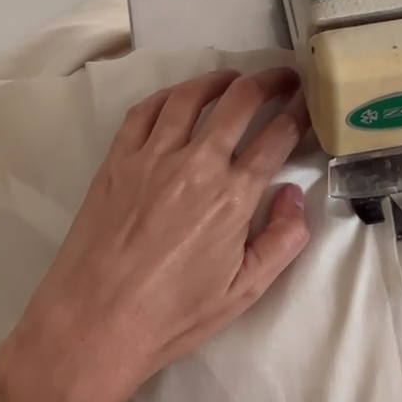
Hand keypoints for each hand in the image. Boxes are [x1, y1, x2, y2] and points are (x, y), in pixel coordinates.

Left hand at [0, 68, 311, 401]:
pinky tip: (180, 96)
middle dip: (269, 82)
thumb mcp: (244, 292)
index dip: (299, 114)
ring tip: (236, 77)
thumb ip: (283, 241)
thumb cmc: (173, 316)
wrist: (92, 325)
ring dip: (220, 79)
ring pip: (191, 96)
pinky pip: (145, 111)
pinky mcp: (117, 160)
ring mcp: (152, 157)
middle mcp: (196, 164)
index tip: (309, 102)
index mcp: (233, 197)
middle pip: (240, 102)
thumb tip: (295, 195)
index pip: (277, 137)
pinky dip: (169, 95)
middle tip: (284, 77)